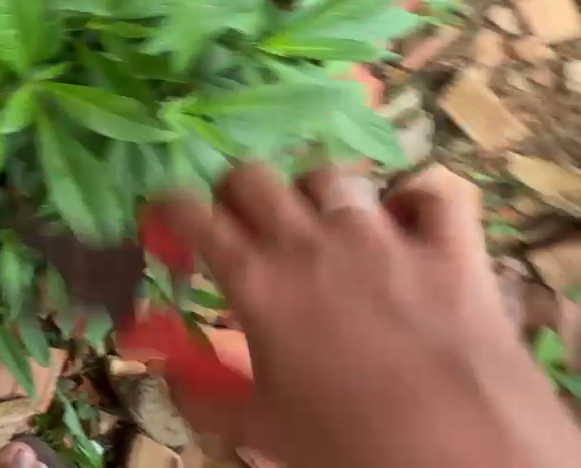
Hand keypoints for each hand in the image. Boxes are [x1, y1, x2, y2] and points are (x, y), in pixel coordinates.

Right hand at [154, 163, 580, 467]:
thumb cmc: (356, 445)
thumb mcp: (264, 429)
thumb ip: (202, 397)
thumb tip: (165, 377)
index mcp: (252, 276)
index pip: (186, 208)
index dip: (170, 209)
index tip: (172, 227)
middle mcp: (305, 243)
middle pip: (250, 176)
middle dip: (237, 194)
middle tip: (244, 224)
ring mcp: (382, 243)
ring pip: (330, 178)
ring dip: (317, 196)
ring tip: (321, 224)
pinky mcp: (452, 258)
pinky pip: (434, 198)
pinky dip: (416, 203)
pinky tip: (404, 224)